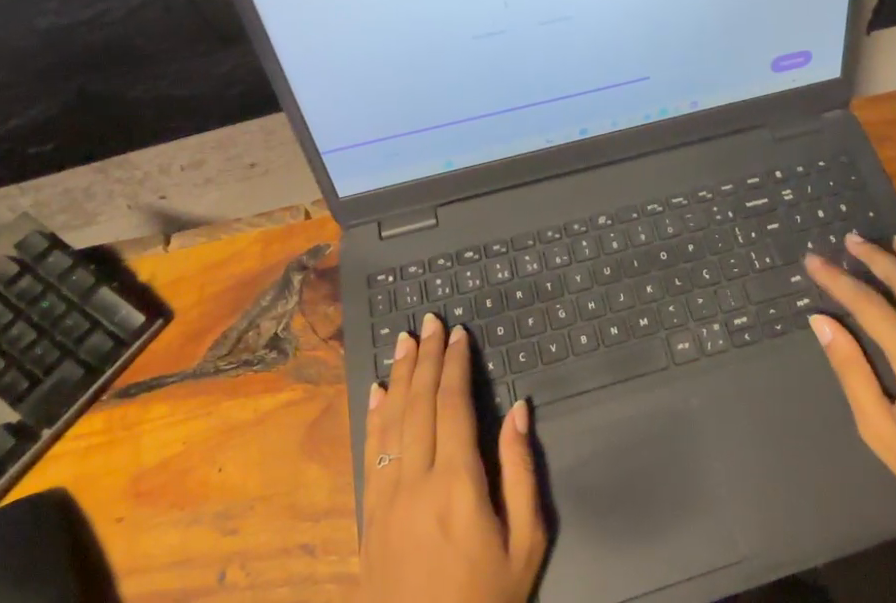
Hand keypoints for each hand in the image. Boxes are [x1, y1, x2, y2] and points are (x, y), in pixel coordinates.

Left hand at [359, 313, 547, 602]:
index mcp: (458, 483)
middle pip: (419, 404)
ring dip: (398, 376)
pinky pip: (370, 454)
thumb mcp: (526, 541)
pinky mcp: (369, 517)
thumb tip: (519, 410)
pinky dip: (374, 416)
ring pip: (390, 421)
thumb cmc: (487, 596)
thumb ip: (521, 471)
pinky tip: (377, 391)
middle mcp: (416, 480)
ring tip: (404, 341)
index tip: (458, 334)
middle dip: (426, 358)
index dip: (455, 365)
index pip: (454, 405)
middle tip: (430, 320)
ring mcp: (386, 497)